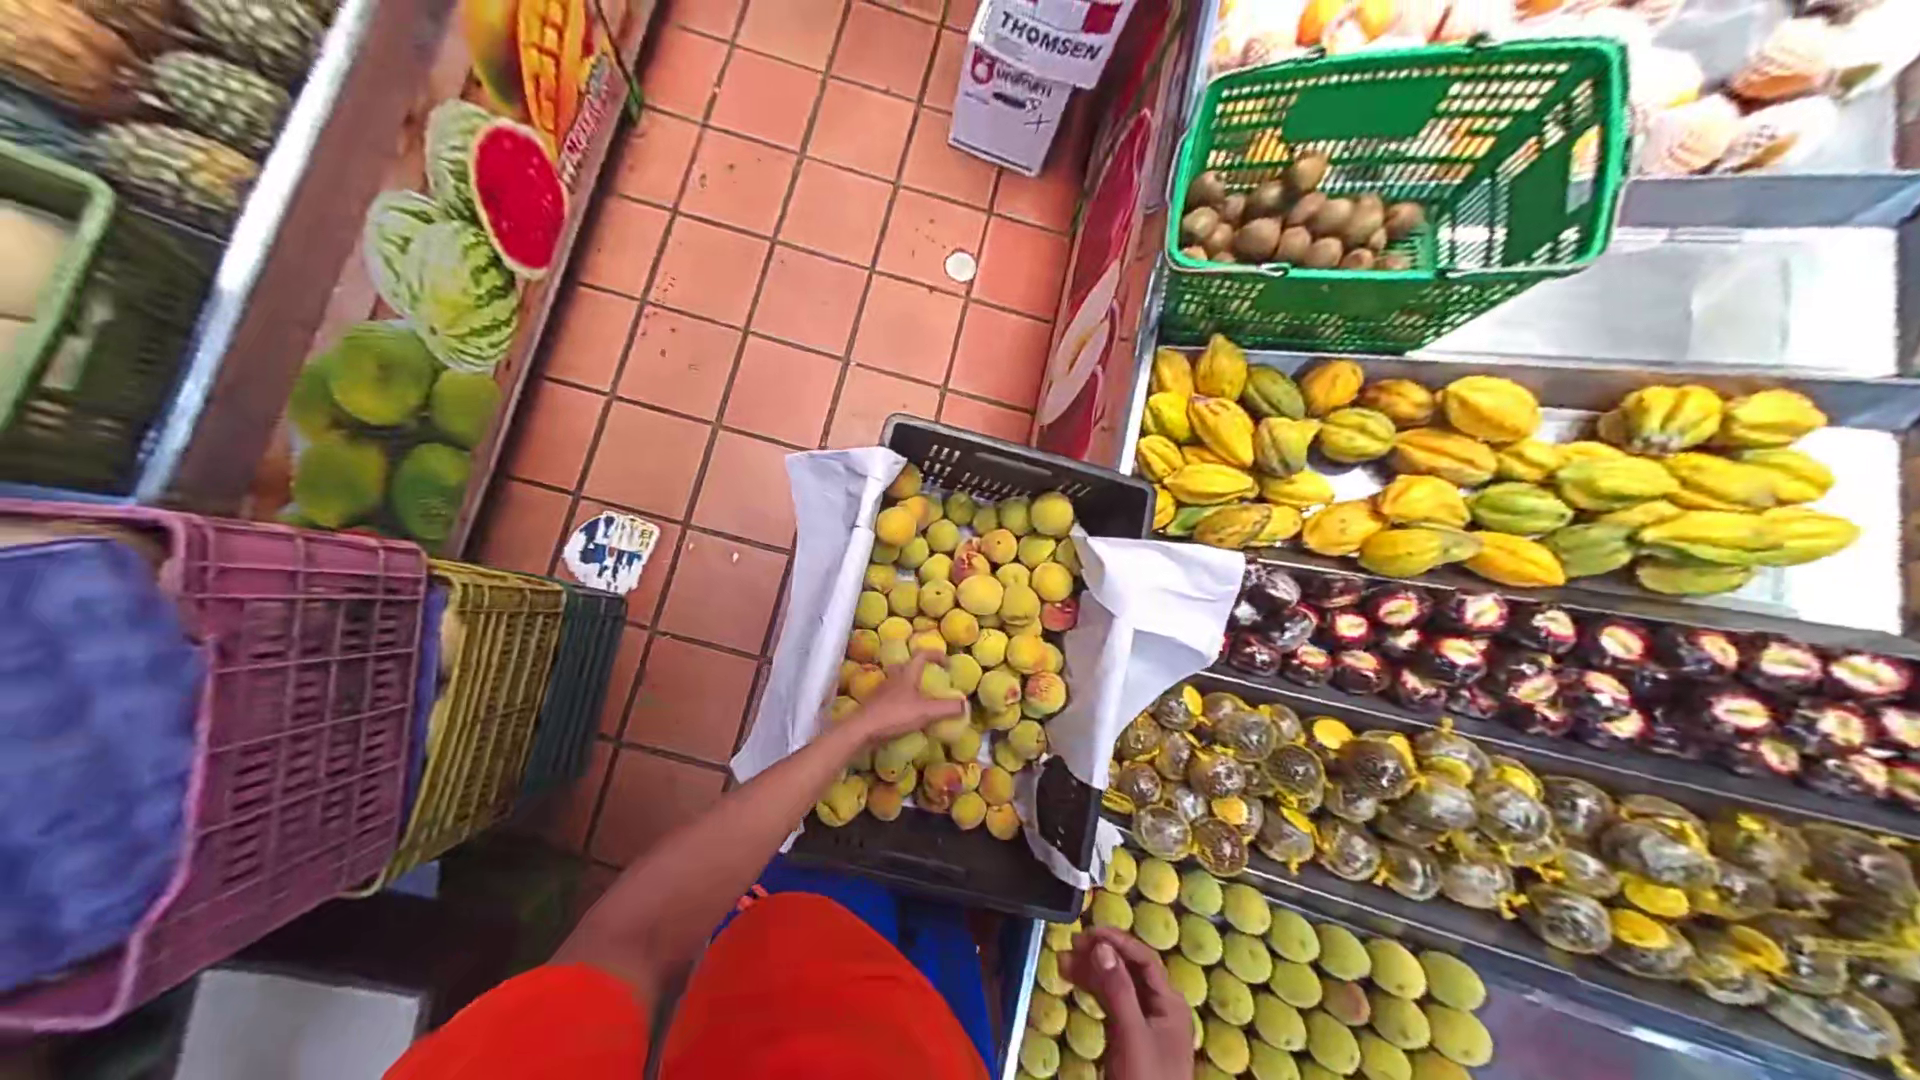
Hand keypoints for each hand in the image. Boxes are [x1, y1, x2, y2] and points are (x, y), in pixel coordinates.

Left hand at [844, 651, 965, 743]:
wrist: (861, 730)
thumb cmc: (894, 715)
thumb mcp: (925, 712)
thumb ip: (947, 708)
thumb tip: (965, 703)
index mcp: (906, 675)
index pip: (921, 655)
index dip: (935, 655)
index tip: (947, 662)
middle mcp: (893, 679)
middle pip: (905, 666)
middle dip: (918, 669)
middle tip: (930, 678)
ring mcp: (881, 692)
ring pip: (896, 682)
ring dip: (908, 685)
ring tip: (920, 698)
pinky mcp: (874, 705)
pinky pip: (891, 697)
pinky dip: (900, 701)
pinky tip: (905, 714)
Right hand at [1063, 928, 1193, 1079]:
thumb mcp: (1131, 1037)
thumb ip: (1118, 990)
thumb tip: (1102, 947)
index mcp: (1170, 1005)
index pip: (1144, 960)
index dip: (1118, 942)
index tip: (1088, 933)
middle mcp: (1159, 1010)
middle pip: (1129, 970)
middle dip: (1100, 955)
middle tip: (1070, 945)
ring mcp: (1144, 1025)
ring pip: (1117, 985)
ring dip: (1091, 971)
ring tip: (1062, 961)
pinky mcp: (1129, 1039)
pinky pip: (1110, 1004)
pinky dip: (1092, 990)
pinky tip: (1073, 981)